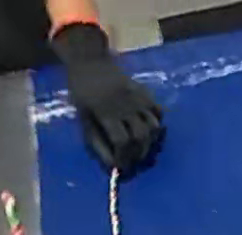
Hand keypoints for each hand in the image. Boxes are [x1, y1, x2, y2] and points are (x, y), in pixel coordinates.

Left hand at [52, 23, 163, 170]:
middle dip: (137, 154)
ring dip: (149, 143)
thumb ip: (98, 144)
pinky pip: (158, 112)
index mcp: (107, 112)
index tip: (121, 167)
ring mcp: (137, 97)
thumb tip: (112, 166)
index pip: (122, 141)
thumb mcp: (84, 120)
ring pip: (153, 126)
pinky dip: (157, 125)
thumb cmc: (82, 93)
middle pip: (140, 136)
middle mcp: (125, 104)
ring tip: (141, 150)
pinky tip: (149, 133)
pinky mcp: (144, 92)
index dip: (123, 158)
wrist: (90, 59)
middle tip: (132, 162)